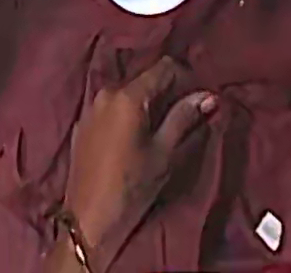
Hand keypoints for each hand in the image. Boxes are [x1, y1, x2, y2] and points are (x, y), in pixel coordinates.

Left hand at [62, 58, 215, 261]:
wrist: (86, 224)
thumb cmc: (130, 188)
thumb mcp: (163, 154)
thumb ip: (183, 118)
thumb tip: (208, 95)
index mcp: (128, 95)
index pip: (163, 67)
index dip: (184, 77)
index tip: (197, 98)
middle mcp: (106, 91)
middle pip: (144, 78)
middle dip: (165, 92)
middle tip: (182, 116)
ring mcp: (91, 106)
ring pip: (126, 92)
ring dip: (144, 103)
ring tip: (158, 129)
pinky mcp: (82, 124)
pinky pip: (110, 107)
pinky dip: (125, 114)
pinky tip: (132, 137)